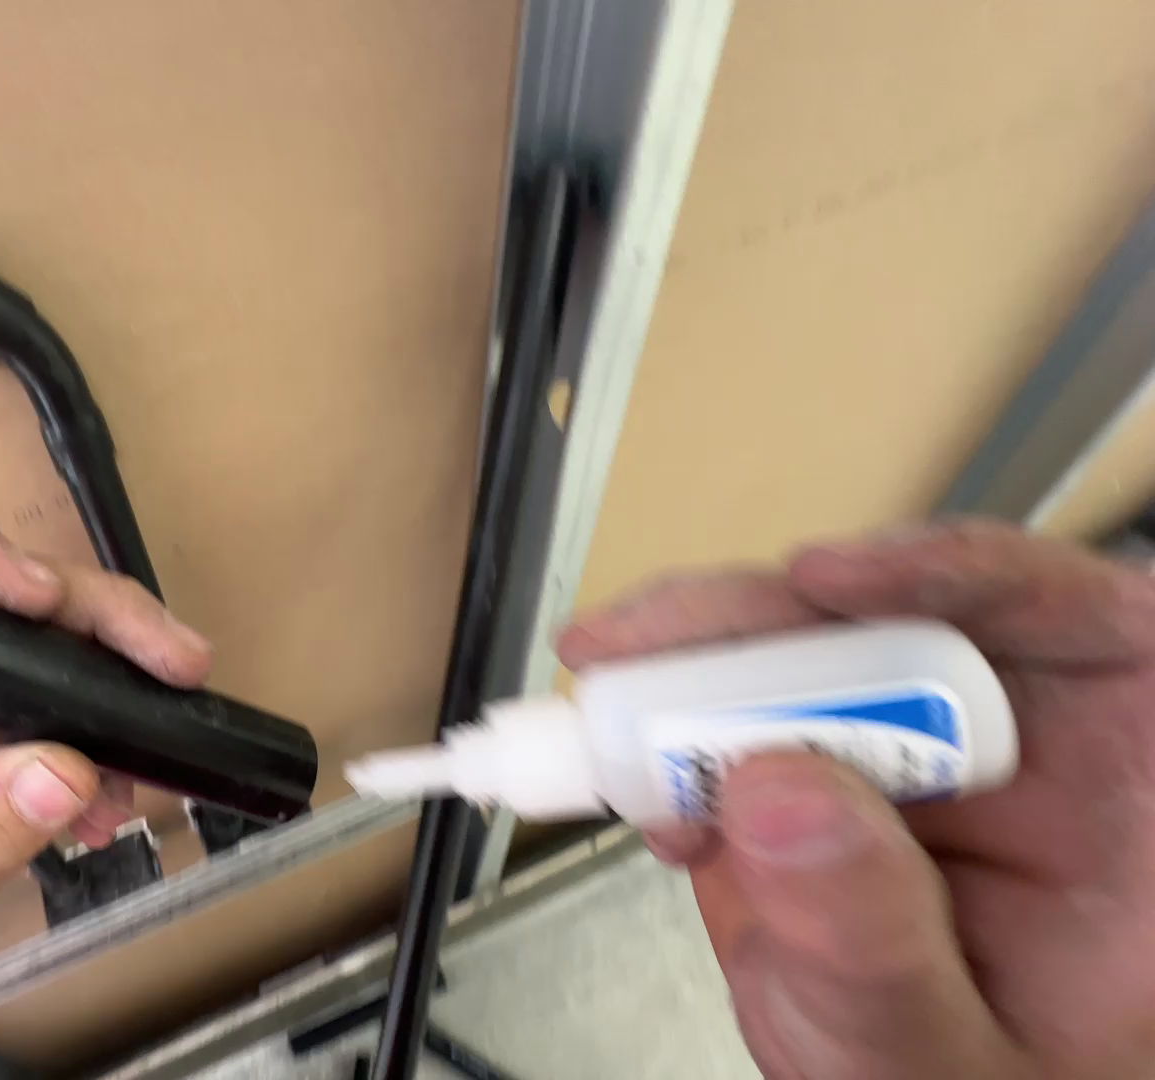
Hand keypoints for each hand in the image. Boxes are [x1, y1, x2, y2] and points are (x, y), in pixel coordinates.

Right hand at [557, 520, 1154, 1079]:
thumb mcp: (929, 1051)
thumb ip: (870, 936)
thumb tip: (775, 788)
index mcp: (1106, 788)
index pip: (1063, 620)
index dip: (944, 567)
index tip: (820, 577)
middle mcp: (977, 737)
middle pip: (857, 616)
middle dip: (733, 620)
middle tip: (628, 648)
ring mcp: (859, 741)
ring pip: (757, 647)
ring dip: (666, 668)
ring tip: (605, 720)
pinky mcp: (769, 755)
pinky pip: (696, 706)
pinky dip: (641, 732)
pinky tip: (639, 799)